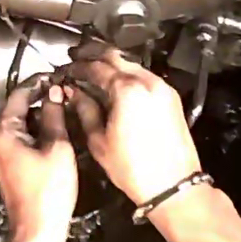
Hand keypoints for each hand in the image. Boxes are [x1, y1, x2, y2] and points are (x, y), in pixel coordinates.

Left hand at [0, 75, 78, 241]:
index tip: (59, 76)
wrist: (37, 230)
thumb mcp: (57, 147)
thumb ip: (55, 114)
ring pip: (20, 123)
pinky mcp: (4, 163)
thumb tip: (55, 90)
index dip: (40, 81)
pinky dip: (36, 131)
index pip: (20, 93)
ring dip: (41, 116)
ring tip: (66, 110)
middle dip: (42, 99)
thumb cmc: (49, 189)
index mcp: (2, 130)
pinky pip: (19, 137)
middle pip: (18, 107)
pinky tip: (56, 131)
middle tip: (67, 93)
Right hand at [64, 44, 201, 204]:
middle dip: (94, 55)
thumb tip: (74, 92)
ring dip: (112, 64)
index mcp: (126, 90)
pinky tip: (116, 85)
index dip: (78, 67)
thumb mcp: (99, 141)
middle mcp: (147, 82)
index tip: (67, 70)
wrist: (173, 186)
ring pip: (132, 64)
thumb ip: (85, 110)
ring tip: (94, 72)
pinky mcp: (171, 97)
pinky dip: (127, 75)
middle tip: (77, 59)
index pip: (96, 67)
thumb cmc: (134, 169)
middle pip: (116, 57)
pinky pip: (144, 76)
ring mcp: (162, 88)